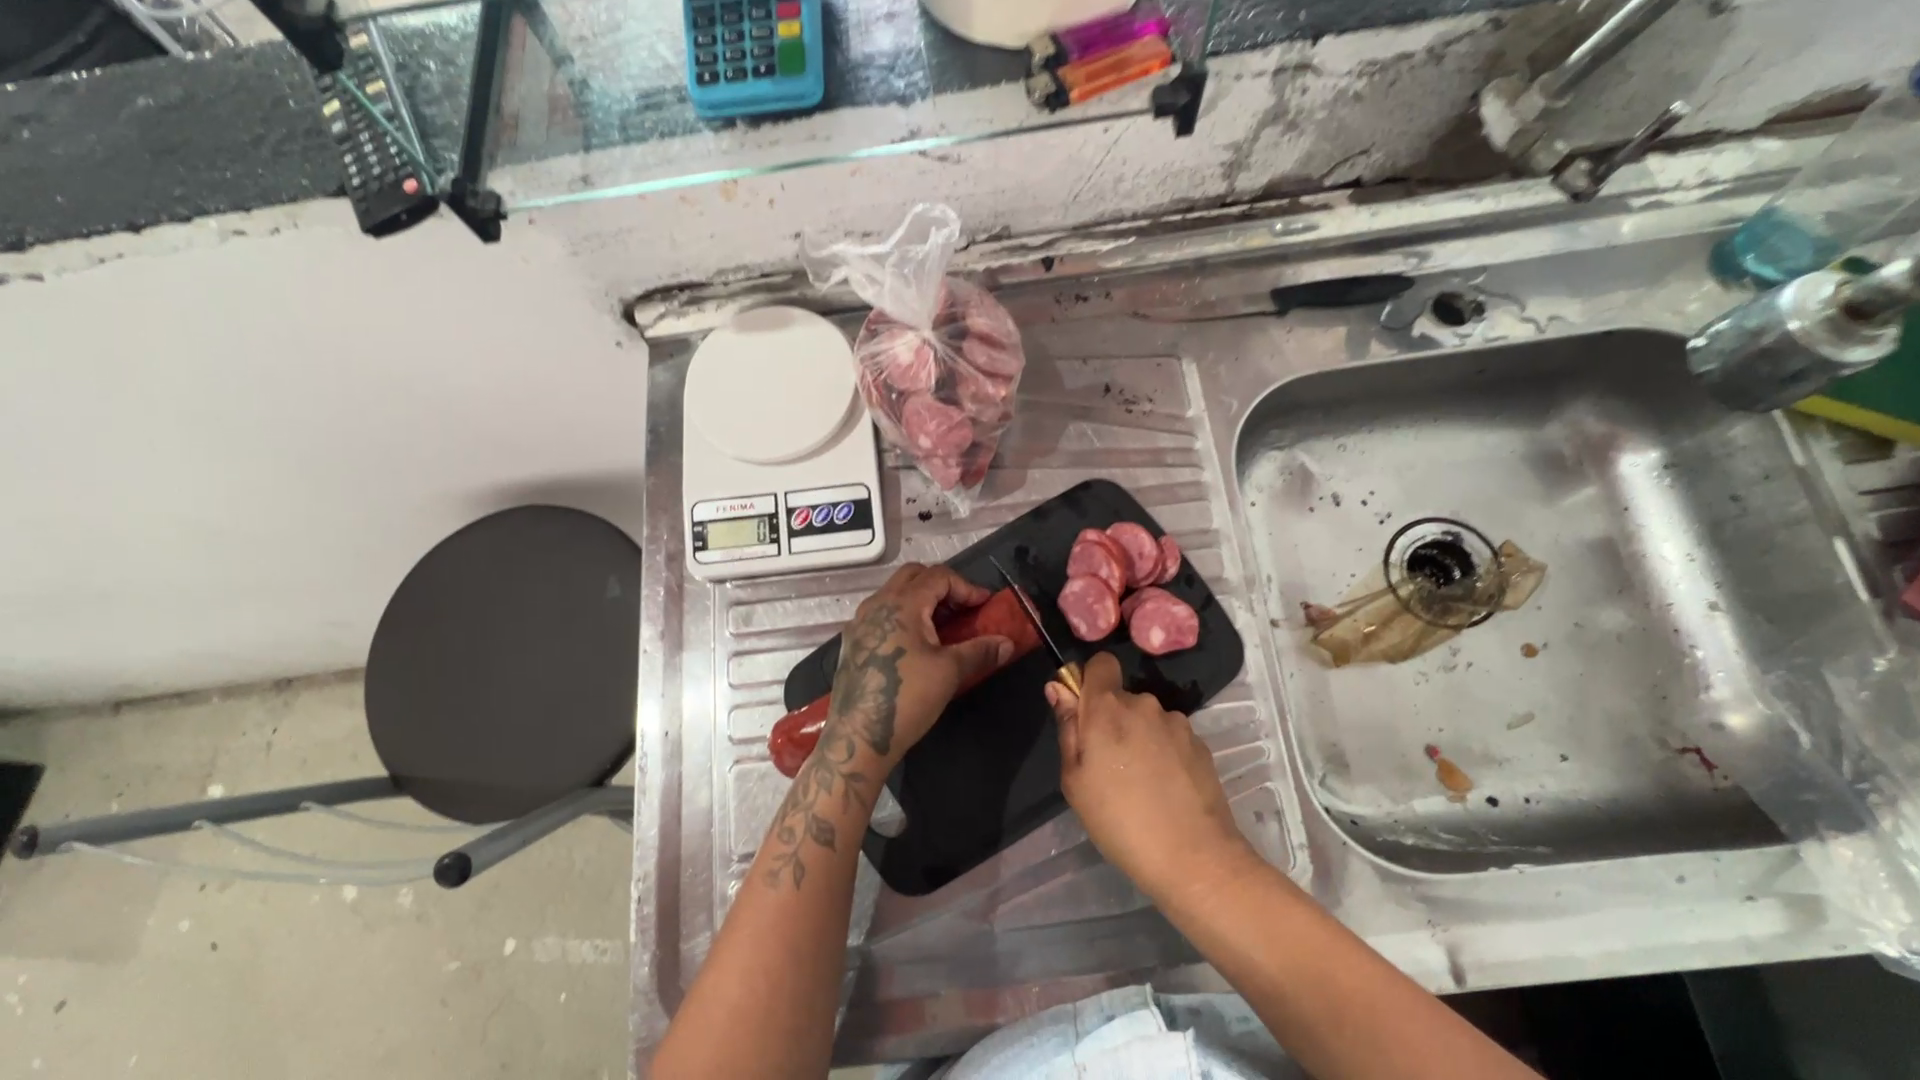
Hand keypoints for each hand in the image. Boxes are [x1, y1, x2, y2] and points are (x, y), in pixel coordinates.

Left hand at [823, 563, 1013, 771]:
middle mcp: (876, 605)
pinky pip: (882, 616)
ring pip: (894, 595)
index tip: (985, 605)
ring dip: (922, 601)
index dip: (966, 587)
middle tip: (964, 609)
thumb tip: (1007, 643)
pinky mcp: (853, 644)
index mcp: (901, 604)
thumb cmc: (908, 697)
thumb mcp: (950, 672)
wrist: (859, 737)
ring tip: (944, 626)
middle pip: (913, 577)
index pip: (938, 576)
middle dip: (942, 586)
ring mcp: (860, 624)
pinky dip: (905, 617)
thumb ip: (980, 651)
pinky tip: (918, 644)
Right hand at [1047, 653, 1257, 902]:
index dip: (1090, 681)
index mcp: (1107, 708)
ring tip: (1140, 784)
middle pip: (1122, 698)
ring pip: (1148, 720)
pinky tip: (1165, 790)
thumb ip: (1067, 729)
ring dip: (1140, 738)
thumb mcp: (1074, 781)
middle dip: (1113, 721)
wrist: (1193, 855)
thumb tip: (1059, 689)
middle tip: (1108, 766)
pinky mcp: (1200, 745)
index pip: (1100, 663)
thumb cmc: (1118, 820)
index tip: (1084, 714)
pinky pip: (1171, 739)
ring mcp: (1177, 724)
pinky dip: (1164, 755)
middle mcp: (1144, 705)